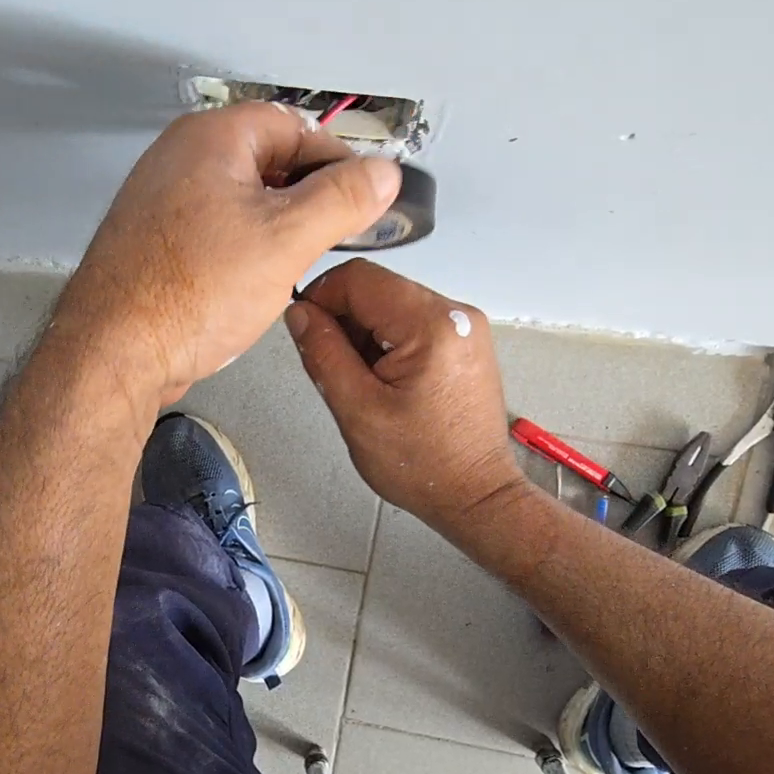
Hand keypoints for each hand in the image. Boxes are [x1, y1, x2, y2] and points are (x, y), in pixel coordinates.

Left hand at [50, 103, 402, 407]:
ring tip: (288, 269)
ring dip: (274, 233)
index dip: (336, 162)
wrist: (117, 351)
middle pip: (266, 164)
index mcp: (210, 139)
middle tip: (329, 238)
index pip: (294, 127)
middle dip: (305, 202)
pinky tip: (249, 288)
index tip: (361, 197)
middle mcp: (179, 161)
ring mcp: (162, 204)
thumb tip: (380, 176)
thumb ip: (342, 201)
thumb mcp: (287, 240)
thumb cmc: (185, 294)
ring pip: (240, 204)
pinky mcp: (156, 246)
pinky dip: (240, 255)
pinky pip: (213, 236)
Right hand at [286, 259, 527, 532]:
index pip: (360, 278)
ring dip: (364, 333)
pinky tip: (383, 382)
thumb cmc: (419, 463)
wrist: (475, 495)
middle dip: (343, 319)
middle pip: (379, 288)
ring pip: (394, 305)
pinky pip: (414, 324)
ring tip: (361, 382)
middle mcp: (455, 313)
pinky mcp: (466, 342)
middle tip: (332, 368)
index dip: (321, 296)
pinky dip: (387, 343)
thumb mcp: (357, 411)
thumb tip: (299, 313)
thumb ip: (323, 354)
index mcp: (431, 325)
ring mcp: (466, 326)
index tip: (303, 331)